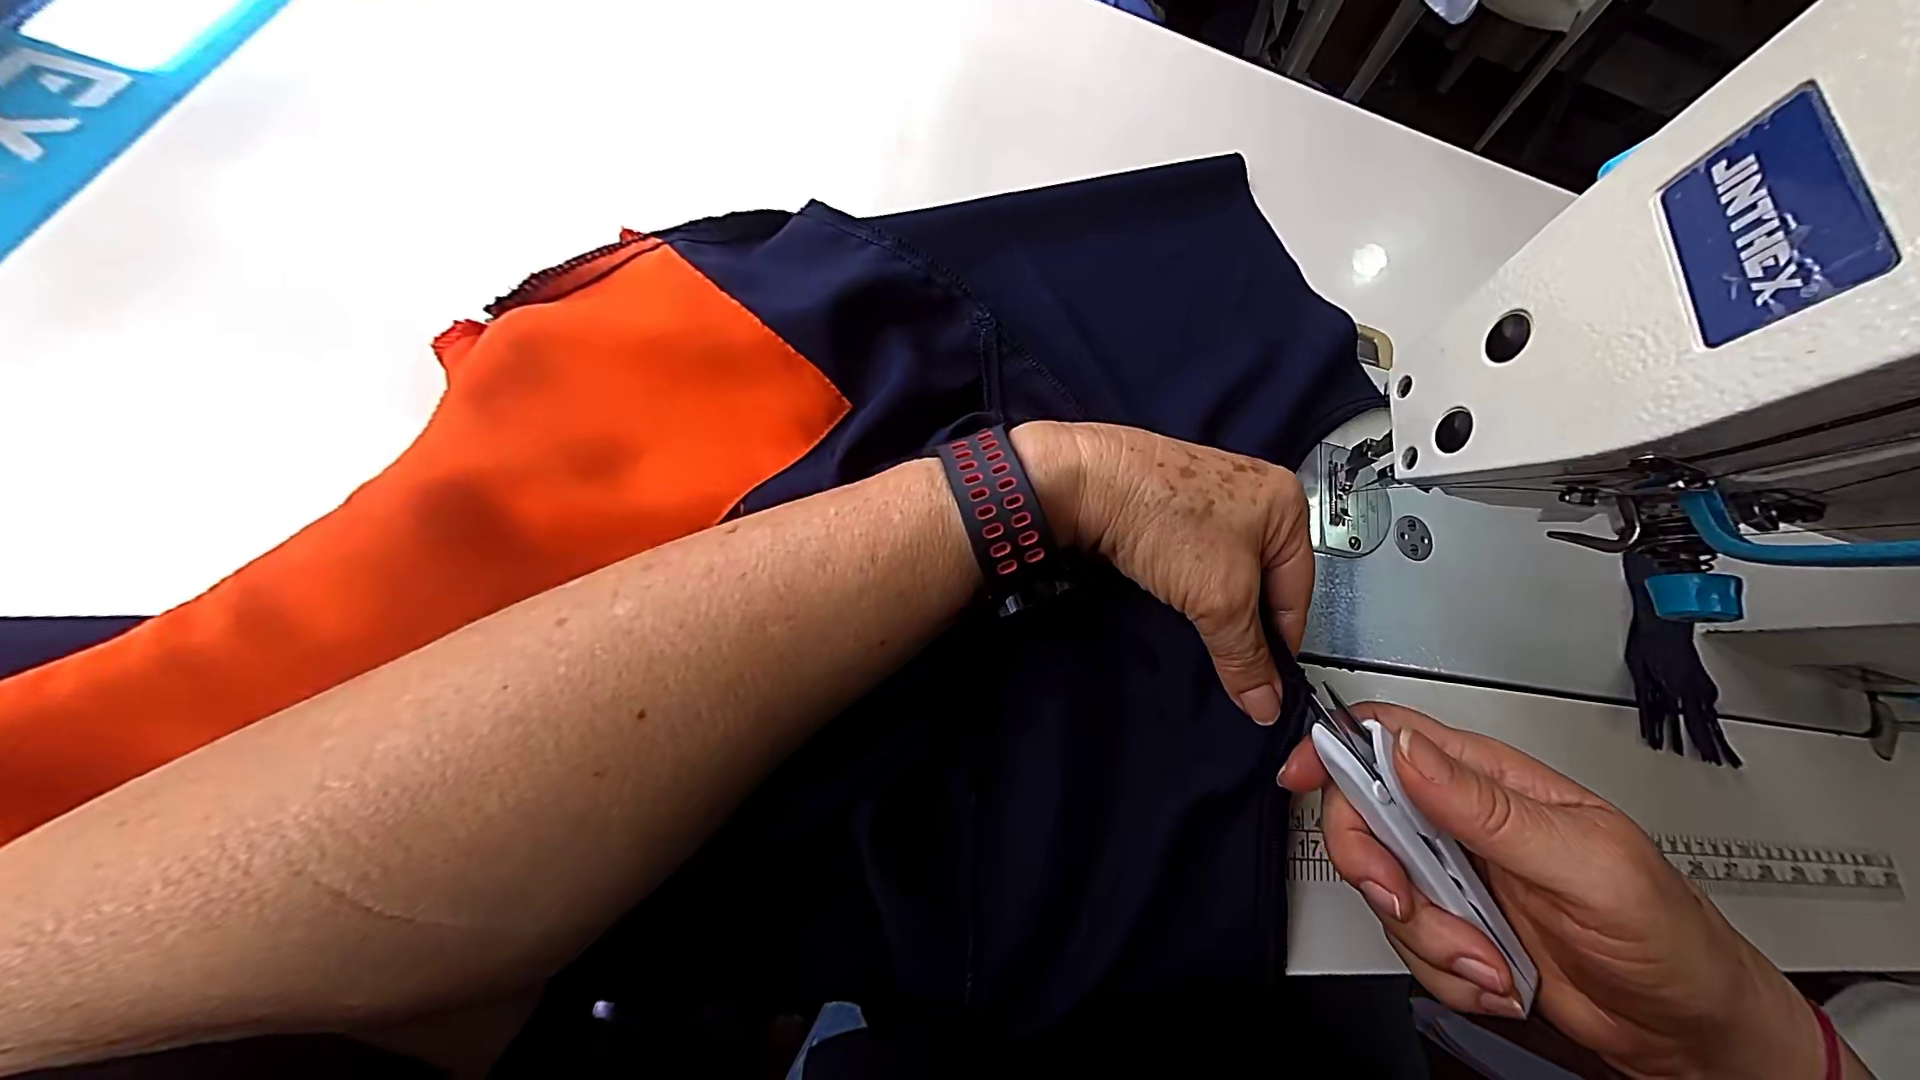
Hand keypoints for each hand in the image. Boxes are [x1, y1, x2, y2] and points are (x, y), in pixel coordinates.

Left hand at [1011, 421, 1311, 724]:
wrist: (1086, 484)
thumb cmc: (1159, 512)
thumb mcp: (1222, 596)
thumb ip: (1245, 653)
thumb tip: (1263, 699)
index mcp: (1284, 504)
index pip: (1298, 591)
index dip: (1282, 640)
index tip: (1267, 679)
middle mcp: (1248, 495)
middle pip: (1259, 582)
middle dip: (1242, 620)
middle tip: (1229, 657)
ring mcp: (1204, 499)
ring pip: (1221, 571)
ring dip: (1209, 601)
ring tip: (1193, 619)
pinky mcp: (1166, 508)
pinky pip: (1188, 557)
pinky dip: (1183, 581)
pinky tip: (1170, 592)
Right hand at [1278, 703, 1837, 1079]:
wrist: (1691, 1033)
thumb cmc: (1668, 937)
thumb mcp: (1587, 864)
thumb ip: (1488, 804)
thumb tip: (1407, 749)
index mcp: (1481, 776)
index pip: (1382, 733)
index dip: (1329, 744)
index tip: (1300, 774)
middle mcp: (1451, 814)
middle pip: (1358, 809)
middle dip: (1370, 862)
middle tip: (1405, 898)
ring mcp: (1444, 866)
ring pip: (1375, 877)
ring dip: (1423, 931)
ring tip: (1487, 957)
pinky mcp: (1443, 915)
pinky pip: (1400, 931)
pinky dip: (1439, 964)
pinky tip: (1492, 973)